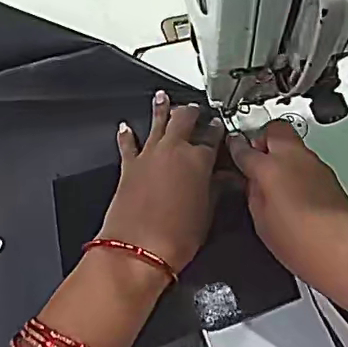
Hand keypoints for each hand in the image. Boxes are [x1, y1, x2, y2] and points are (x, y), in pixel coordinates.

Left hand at [96, 91, 222, 272]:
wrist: (137, 249)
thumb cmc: (174, 237)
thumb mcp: (207, 214)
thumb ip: (215, 191)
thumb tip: (222, 182)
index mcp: (198, 160)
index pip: (213, 138)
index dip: (218, 132)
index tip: (220, 128)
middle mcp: (173, 151)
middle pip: (184, 120)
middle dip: (192, 112)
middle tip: (197, 109)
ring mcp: (148, 155)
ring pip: (156, 123)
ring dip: (161, 109)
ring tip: (163, 96)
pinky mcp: (129, 166)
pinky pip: (128, 143)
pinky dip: (127, 134)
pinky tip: (125, 127)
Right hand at [227, 119, 347, 299]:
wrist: (346, 257)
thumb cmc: (306, 245)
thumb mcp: (260, 222)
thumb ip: (252, 193)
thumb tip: (252, 183)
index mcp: (270, 167)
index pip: (244, 148)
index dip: (234, 146)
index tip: (232, 146)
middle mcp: (295, 159)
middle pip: (274, 129)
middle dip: (261, 138)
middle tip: (254, 155)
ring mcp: (316, 166)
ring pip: (293, 144)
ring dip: (280, 154)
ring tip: (273, 178)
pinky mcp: (330, 177)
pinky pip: (307, 162)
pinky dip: (296, 168)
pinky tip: (291, 191)